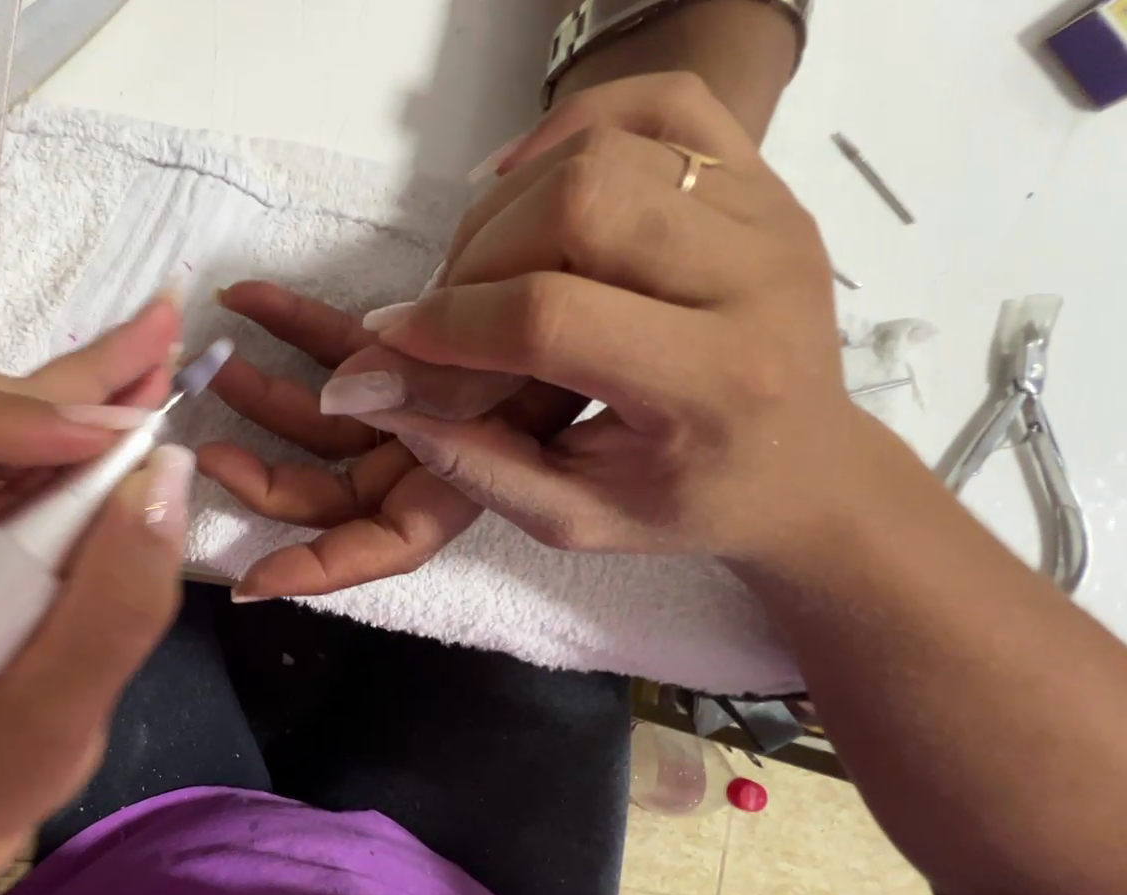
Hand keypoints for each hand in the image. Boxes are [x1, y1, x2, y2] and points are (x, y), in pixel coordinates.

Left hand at [0, 300, 192, 851]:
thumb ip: (112, 604)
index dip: (3, 417)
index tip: (104, 444)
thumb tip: (165, 473)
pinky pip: (33, 439)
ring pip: (2, 408)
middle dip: (61, 391)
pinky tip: (144, 383)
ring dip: (86, 383)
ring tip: (164, 344)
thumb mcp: (56, 710)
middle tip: (158, 352)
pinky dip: (92, 411)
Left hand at [196, 284, 584, 598]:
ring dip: (259, 389)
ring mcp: (398, 405)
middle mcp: (416, 457)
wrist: (615, 285)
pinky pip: (333, 343)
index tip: (246, 582)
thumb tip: (346, 388)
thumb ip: (440, 406)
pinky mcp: (390, 350)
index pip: (377, 547)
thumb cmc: (593, 353)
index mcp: (451, 487)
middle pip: (324, 489)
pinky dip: (291, 321)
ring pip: (315, 416)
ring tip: (211, 355)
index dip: (316, 570)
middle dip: (262, 473)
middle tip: (204, 449)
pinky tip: (246, 295)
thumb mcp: (526, 394)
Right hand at [360, 73, 855, 560]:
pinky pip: (656, 103)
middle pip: (576, 205)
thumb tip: (366, 390)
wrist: (803, 467)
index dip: (447, 324)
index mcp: (710, 383)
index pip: (550, 317)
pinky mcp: (762, 175)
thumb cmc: (681, 503)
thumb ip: (464, 457)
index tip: (387, 344)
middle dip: (474, 259)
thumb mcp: (565, 516)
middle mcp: (754, 277)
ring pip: (599, 150)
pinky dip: (568, 130)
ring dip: (505, 208)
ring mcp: (766, 211)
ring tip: (480, 271)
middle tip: (442, 313)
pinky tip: (525, 186)